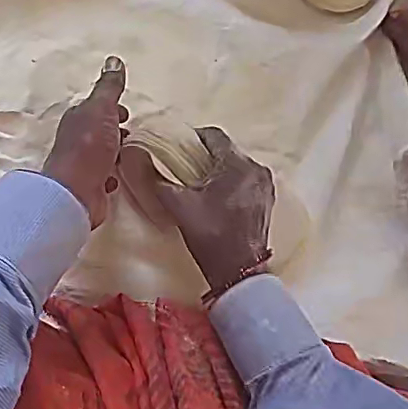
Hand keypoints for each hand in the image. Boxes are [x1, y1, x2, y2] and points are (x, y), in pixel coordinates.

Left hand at [42, 57, 128, 227]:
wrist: (76, 191)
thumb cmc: (89, 146)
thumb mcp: (102, 109)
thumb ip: (109, 88)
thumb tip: (114, 60)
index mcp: (77, 118)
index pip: (96, 109)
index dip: (112, 109)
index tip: (127, 113)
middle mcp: (76, 140)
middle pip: (98, 131)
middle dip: (114, 130)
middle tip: (130, 134)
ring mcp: (81, 164)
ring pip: (100, 154)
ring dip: (114, 152)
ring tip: (128, 155)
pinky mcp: (88, 186)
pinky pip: (101, 177)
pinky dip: (110, 174)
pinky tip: (117, 178)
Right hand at [119, 128, 274, 295]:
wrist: (238, 272)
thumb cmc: (211, 236)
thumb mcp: (179, 206)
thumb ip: (158, 181)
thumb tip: (140, 162)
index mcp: (239, 166)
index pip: (214, 136)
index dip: (192, 137)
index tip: (177, 147)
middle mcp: (257, 170)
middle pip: (226, 150)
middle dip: (204, 155)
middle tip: (183, 166)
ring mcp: (265, 185)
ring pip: (236, 165)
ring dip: (217, 169)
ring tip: (197, 182)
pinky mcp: (267, 200)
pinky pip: (245, 179)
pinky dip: (230, 181)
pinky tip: (215, 196)